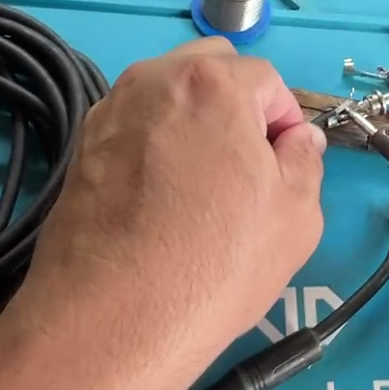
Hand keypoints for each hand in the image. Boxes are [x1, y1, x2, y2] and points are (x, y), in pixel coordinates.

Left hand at [7, 38, 327, 389]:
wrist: (111, 320)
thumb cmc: (216, 262)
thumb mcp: (296, 213)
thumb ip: (306, 159)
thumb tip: (298, 139)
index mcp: (213, 81)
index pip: (267, 79)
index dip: (284, 122)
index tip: (281, 167)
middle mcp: (155, 78)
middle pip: (213, 70)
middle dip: (238, 105)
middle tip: (244, 168)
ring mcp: (111, 109)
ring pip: (170, 94)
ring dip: (195, 120)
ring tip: (200, 185)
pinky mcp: (82, 145)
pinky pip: (136, 124)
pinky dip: (156, 142)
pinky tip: (159, 197)